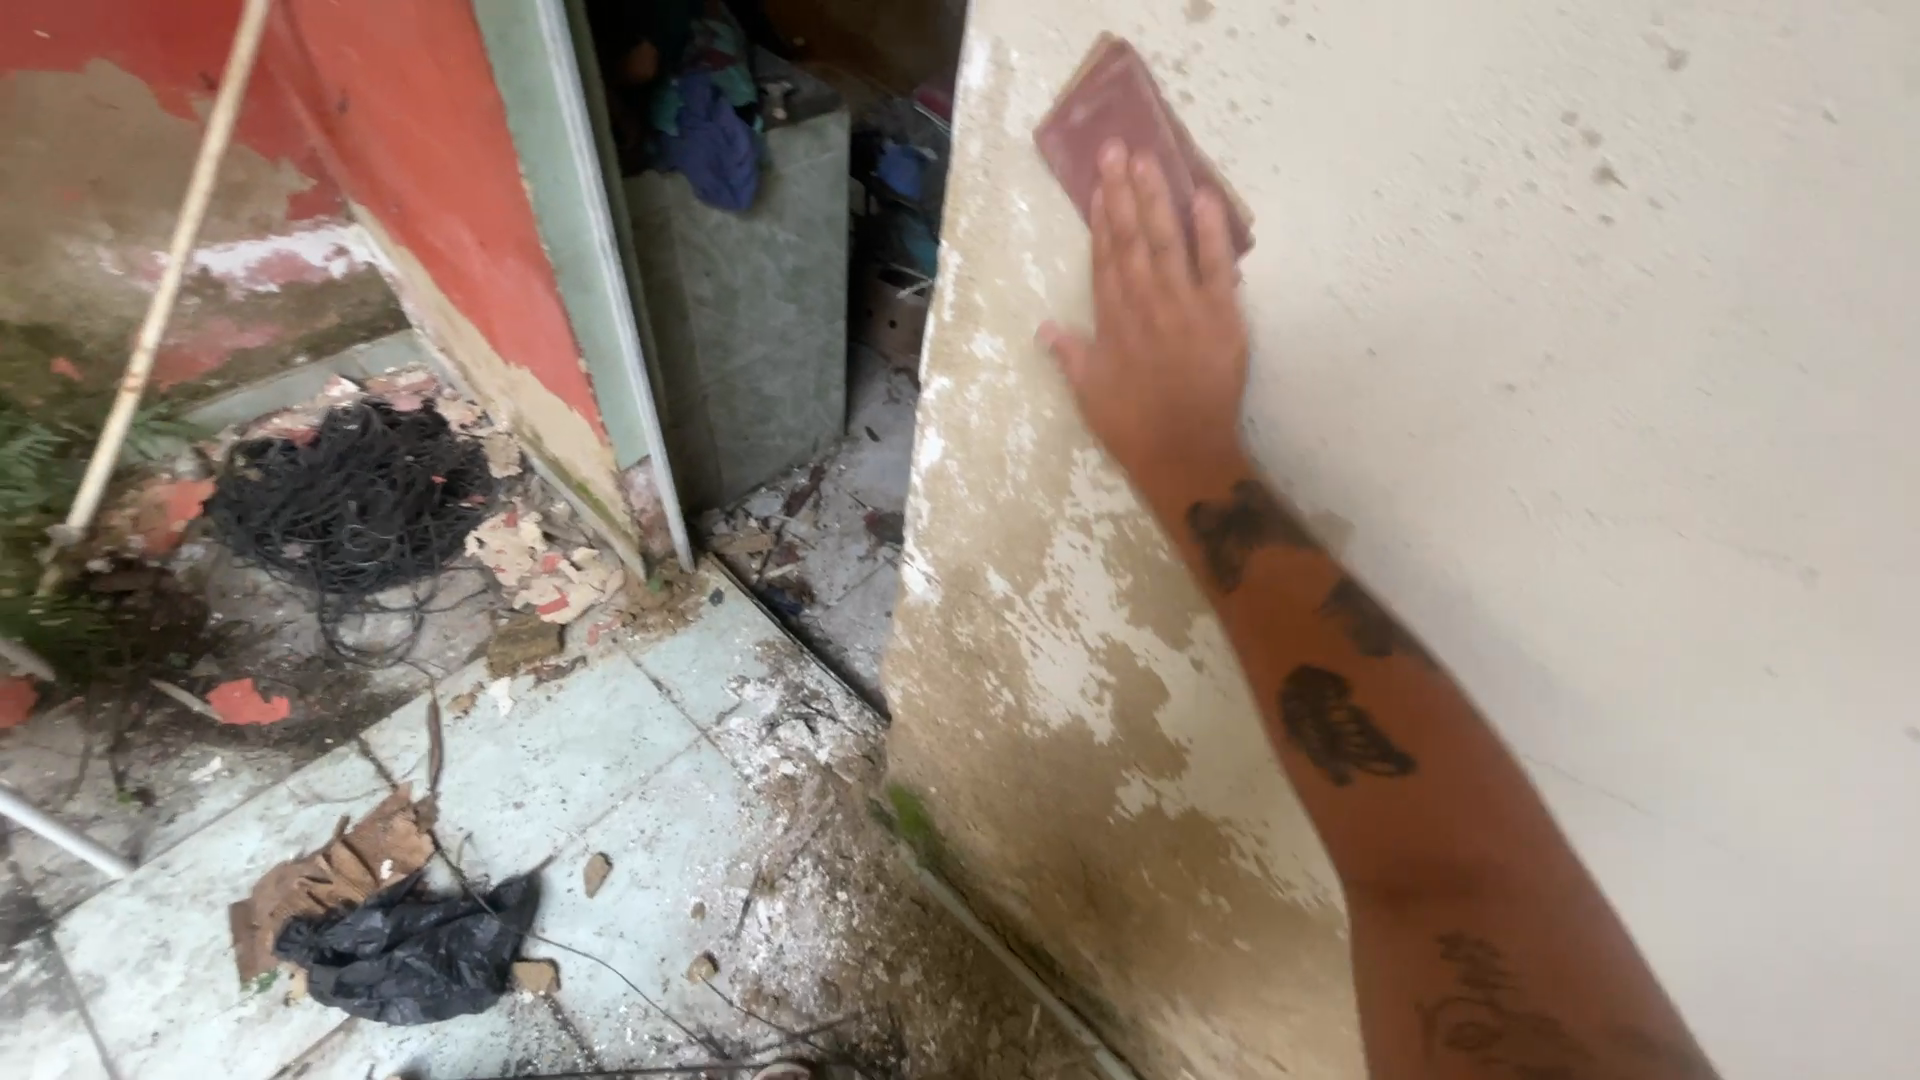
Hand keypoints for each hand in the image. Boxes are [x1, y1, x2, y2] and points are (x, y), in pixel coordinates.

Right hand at [1039, 140, 1250, 490]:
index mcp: (1111, 322)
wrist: (1183, 453)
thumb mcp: (1088, 394)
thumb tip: (1045, 326)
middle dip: (1124, 192)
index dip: (1101, 220)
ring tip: (1149, 159)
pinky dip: (1212, 231)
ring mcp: (1184, 306)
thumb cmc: (1131, 427)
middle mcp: (1144, 304)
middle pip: (1132, 239)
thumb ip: (1068, 355)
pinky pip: (1216, 265)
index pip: (1104, 259)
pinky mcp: (1222, 316)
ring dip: (1157, 198)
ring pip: (1168, 241)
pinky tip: (1204, 197)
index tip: (1097, 185)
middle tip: (1118, 148)